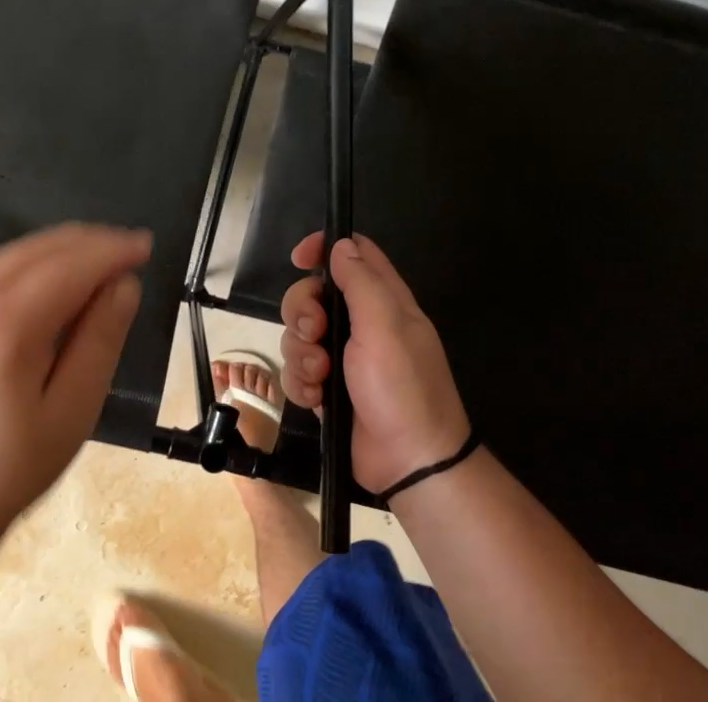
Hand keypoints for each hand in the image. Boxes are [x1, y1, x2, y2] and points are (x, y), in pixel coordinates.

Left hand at [0, 223, 151, 534]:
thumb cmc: (10, 470)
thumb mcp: (72, 410)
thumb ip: (100, 340)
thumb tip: (123, 285)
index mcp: (7, 325)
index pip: (71, 266)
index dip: (112, 251)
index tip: (147, 245)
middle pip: (40, 250)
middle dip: (89, 242)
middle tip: (131, 249)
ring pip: (12, 255)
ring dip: (59, 248)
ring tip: (99, 256)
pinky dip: (29, 261)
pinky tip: (49, 276)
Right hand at [279, 233, 470, 493]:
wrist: (409, 461)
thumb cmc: (403, 388)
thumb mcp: (385, 327)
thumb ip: (361, 282)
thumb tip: (342, 245)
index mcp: (383, 300)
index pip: (353, 254)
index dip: (324, 249)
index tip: (299, 258)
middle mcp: (361, 324)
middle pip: (313, 295)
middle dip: (303, 312)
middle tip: (316, 332)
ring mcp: (343, 358)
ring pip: (299, 336)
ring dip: (302, 355)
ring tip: (322, 376)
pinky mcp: (328, 388)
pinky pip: (298, 372)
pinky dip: (303, 384)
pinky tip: (317, 399)